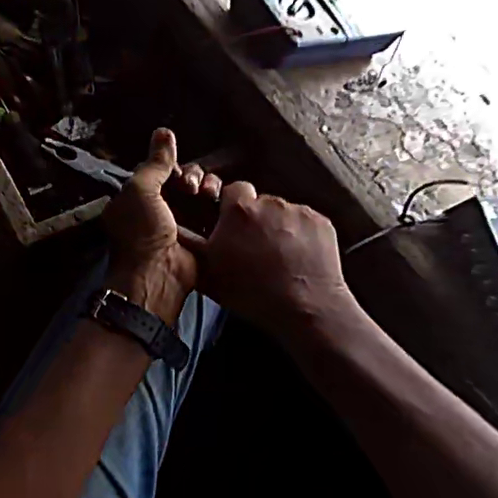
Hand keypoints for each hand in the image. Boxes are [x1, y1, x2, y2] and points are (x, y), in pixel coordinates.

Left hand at [100, 129, 217, 320]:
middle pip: (185, 180)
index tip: (179, 174)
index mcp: (138, 198)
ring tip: (210, 196)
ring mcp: (181, 225)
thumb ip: (154, 163)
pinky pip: (214, 214)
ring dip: (210, 188)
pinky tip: (222, 203)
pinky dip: (220, 205)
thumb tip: (163, 132)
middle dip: (194, 177)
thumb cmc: (141, 234)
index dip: (173, 167)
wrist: (159, 276)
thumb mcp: (140, 190)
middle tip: (194, 187)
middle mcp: (158, 210)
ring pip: (202, 194)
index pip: (161, 171)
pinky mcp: (201, 236)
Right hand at [185, 180, 358, 340]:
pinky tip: (297, 258)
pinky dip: (301, 236)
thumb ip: (191, 245)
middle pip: (259, 202)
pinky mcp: (321, 223)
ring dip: (278, 227)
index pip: (234, 190)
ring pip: (283, 213)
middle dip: (256, 219)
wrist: (304, 307)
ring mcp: (298, 212)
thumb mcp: (208, 273)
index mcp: (239, 211)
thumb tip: (176, 230)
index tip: (232, 224)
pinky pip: (306, 222)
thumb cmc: (253, 293)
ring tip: (277, 256)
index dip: (232, 206)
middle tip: (253, 246)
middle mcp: (270, 203)